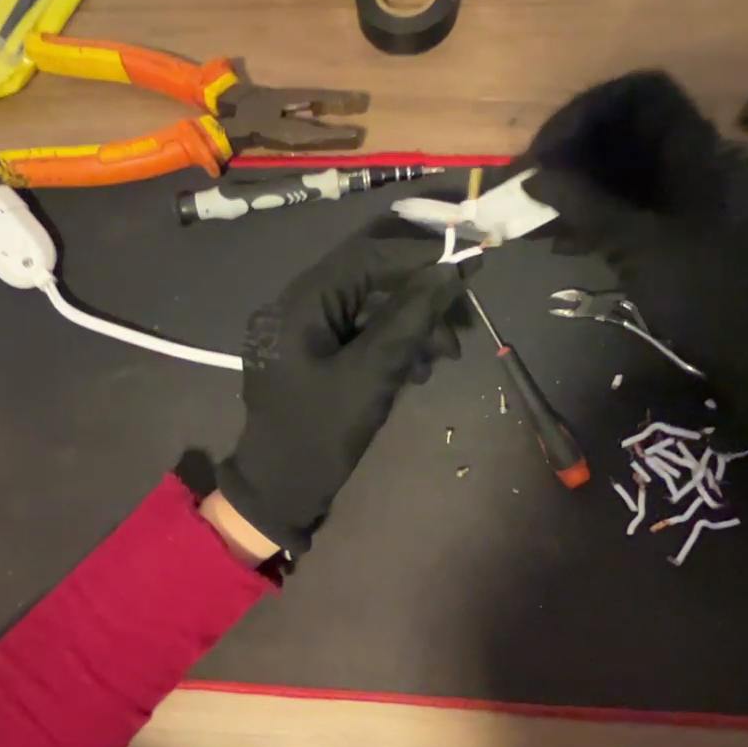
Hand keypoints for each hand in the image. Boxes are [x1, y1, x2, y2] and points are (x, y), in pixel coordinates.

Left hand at [215, 226, 464, 554]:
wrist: (278, 490)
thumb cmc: (320, 434)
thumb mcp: (371, 375)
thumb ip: (409, 318)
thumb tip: (450, 271)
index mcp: (300, 303)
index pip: (367, 256)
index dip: (421, 256)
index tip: (468, 262)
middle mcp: (296, 305)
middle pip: (369, 279)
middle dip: (419, 297)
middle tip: (460, 322)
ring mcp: (302, 330)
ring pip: (367, 308)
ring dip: (410, 325)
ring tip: (444, 355)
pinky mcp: (311, 354)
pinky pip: (357, 333)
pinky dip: (390, 344)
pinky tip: (417, 369)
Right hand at [522, 72, 747, 450]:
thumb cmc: (707, 292)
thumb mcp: (640, 248)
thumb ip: (585, 206)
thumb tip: (532, 176)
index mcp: (695, 149)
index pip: (637, 95)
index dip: (587, 111)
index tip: (545, 151)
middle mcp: (690, 162)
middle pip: (621, 133)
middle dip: (568, 155)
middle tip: (524, 188)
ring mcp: (683, 198)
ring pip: (619, 174)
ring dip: (573, 189)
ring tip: (530, 219)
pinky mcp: (675, 232)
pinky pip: (626, 209)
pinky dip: (591, 217)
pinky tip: (559, 241)